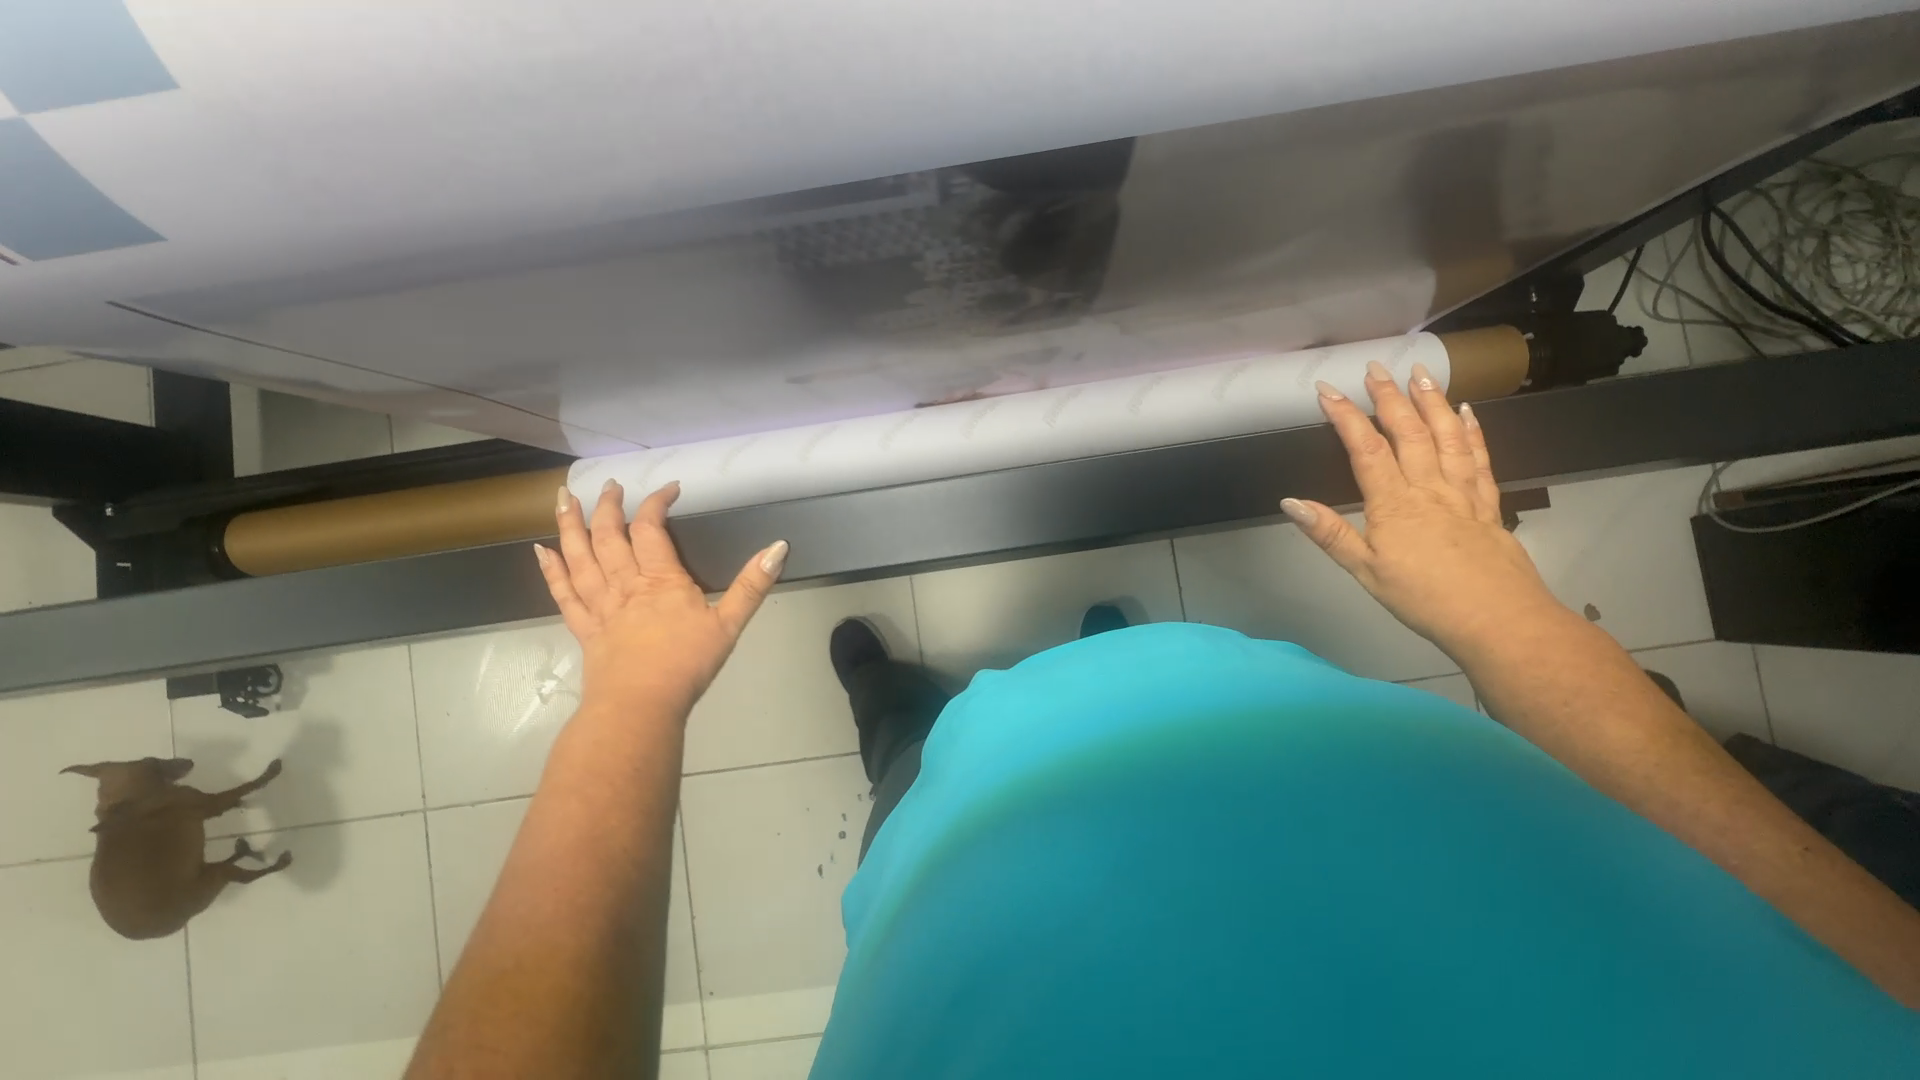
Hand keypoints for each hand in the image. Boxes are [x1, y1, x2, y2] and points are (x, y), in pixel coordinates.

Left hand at [536, 480, 787, 717]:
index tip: (669, 488)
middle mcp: (626, 584)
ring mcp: (601, 605)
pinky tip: (541, 551)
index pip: (653, 528)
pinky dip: (551, 571)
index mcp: (661, 579)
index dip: (658, 502)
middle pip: (610, 536)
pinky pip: (564, 594)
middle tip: (610, 485)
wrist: (641, 706)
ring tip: (564, 498)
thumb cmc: (686, 665)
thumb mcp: (729, 624)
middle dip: (609, 506)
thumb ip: (752, 585)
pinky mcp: (585, 628)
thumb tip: (778, 546)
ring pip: (580, 557)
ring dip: (571, 525)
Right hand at [1281, 360, 1568, 659]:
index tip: (1328, 390)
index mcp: (1395, 505)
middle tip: (1377, 368)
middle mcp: (1429, 489)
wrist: (1497, 620)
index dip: (1345, 417)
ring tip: (1422, 374)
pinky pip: (1480, 460)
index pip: (1366, 450)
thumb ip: (1330, 534)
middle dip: (1389, 397)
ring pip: (1447, 438)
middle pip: (1408, 433)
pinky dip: (1472, 432)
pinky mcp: (1488, 506)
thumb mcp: (1366, 571)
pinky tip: (1468, 413)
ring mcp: (1463, 494)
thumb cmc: (1424, 599)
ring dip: (1432, 403)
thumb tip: (1291, 502)